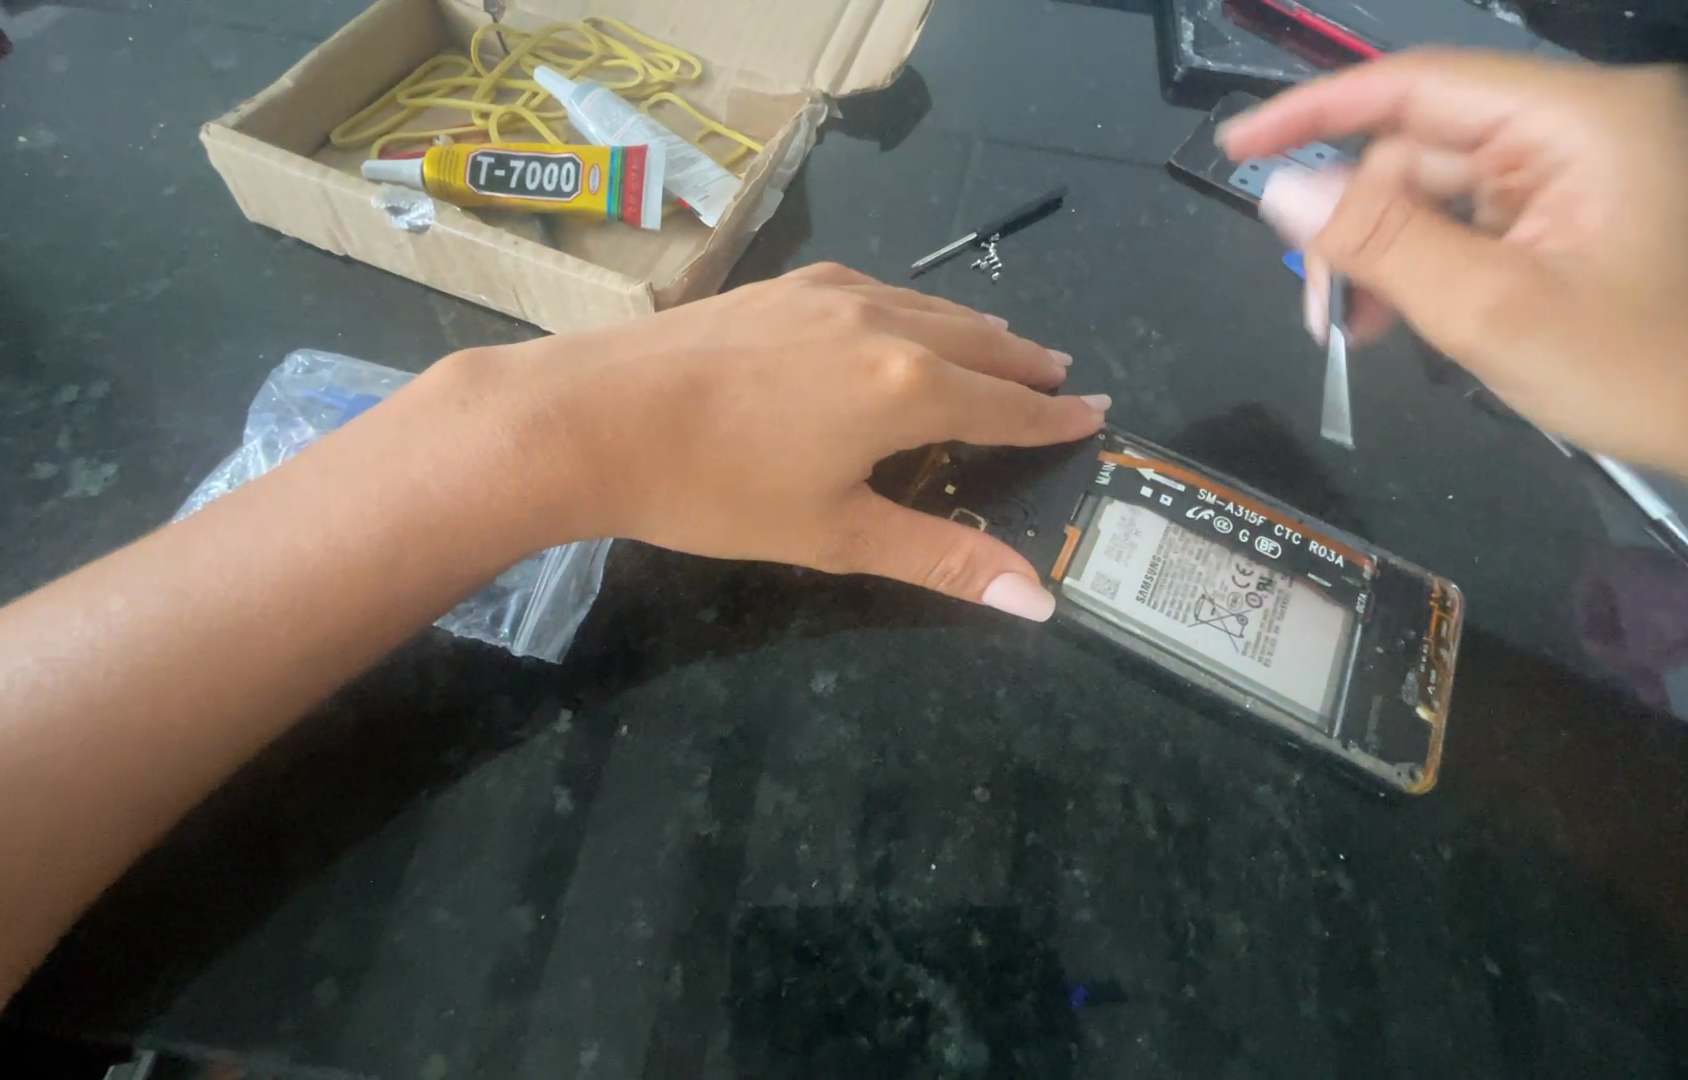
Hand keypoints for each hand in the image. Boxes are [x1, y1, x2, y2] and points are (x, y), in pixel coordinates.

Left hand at [447, 263, 1109, 618]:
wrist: (593, 417)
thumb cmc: (717, 490)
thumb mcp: (836, 535)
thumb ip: (939, 558)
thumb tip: (1039, 602)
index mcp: (907, 388)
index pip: (1005, 407)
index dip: (1053, 417)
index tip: (1094, 412)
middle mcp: (883, 324)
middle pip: (978, 344)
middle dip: (1024, 365)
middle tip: (1059, 376)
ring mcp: (830, 294)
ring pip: (929, 308)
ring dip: (974, 334)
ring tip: (1001, 348)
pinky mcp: (785, 285)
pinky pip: (878, 293)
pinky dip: (915, 312)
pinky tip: (903, 321)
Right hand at [1219, 51, 1687, 514]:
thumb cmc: (1639, 368)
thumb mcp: (1486, 307)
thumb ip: (1380, 241)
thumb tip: (1281, 191)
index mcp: (1575, 121)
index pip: (1415, 88)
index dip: (1312, 111)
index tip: (1234, 145)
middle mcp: (1575, 125)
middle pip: (1414, 153)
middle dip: (1350, 229)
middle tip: (1318, 316)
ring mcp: (1572, 169)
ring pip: (1426, 195)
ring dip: (1375, 259)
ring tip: (1353, 330)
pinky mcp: (1566, 210)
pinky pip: (1457, 222)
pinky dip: (1411, 268)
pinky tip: (1392, 317)